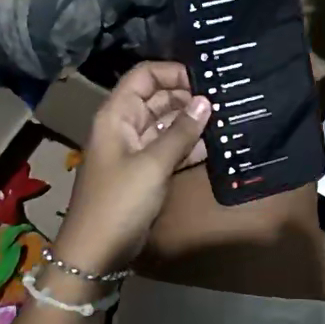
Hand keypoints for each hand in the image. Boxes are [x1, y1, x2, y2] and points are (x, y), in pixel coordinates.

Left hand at [55, 62, 209, 274]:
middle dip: (189, 97)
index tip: (206, 79)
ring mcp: (136, 150)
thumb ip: (181, 132)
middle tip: (225, 99)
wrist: (97, 250)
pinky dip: (189, 146)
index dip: (173, 72)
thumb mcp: (153, 164)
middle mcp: (126, 126)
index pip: (144, 76)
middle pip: (158, 98)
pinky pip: (170, 149)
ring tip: (227, 118)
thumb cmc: (119, 201)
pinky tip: (216, 145)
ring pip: (167, 124)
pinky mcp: (147, 171)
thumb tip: (206, 101)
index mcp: (117, 115)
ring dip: (193, 122)